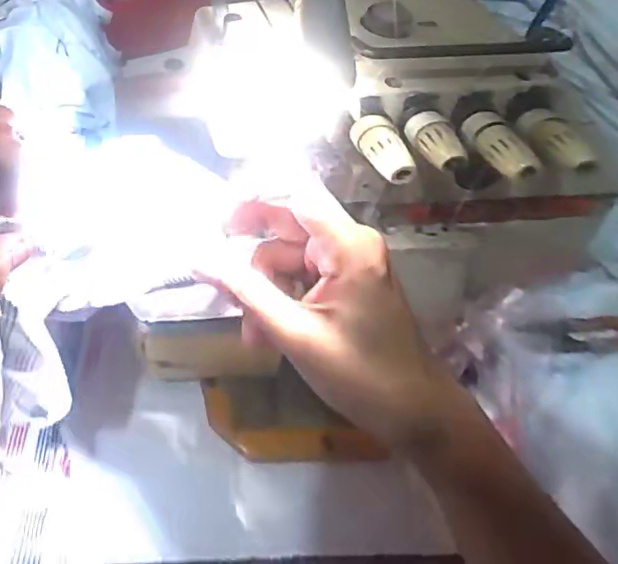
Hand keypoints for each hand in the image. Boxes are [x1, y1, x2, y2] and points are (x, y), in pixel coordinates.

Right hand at [204, 178, 469, 453]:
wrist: (419, 418)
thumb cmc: (361, 374)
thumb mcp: (294, 332)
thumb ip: (244, 290)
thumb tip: (198, 259)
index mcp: (346, 244)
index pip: (290, 197)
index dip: (250, 201)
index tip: (214, 221)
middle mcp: (349, 242)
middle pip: (285, 227)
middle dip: (253, 262)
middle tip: (218, 276)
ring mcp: (349, 261)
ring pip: (287, 256)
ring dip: (265, 290)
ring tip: (255, 335)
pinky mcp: (347, 280)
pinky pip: (301, 274)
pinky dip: (281, 298)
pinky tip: (269, 332)